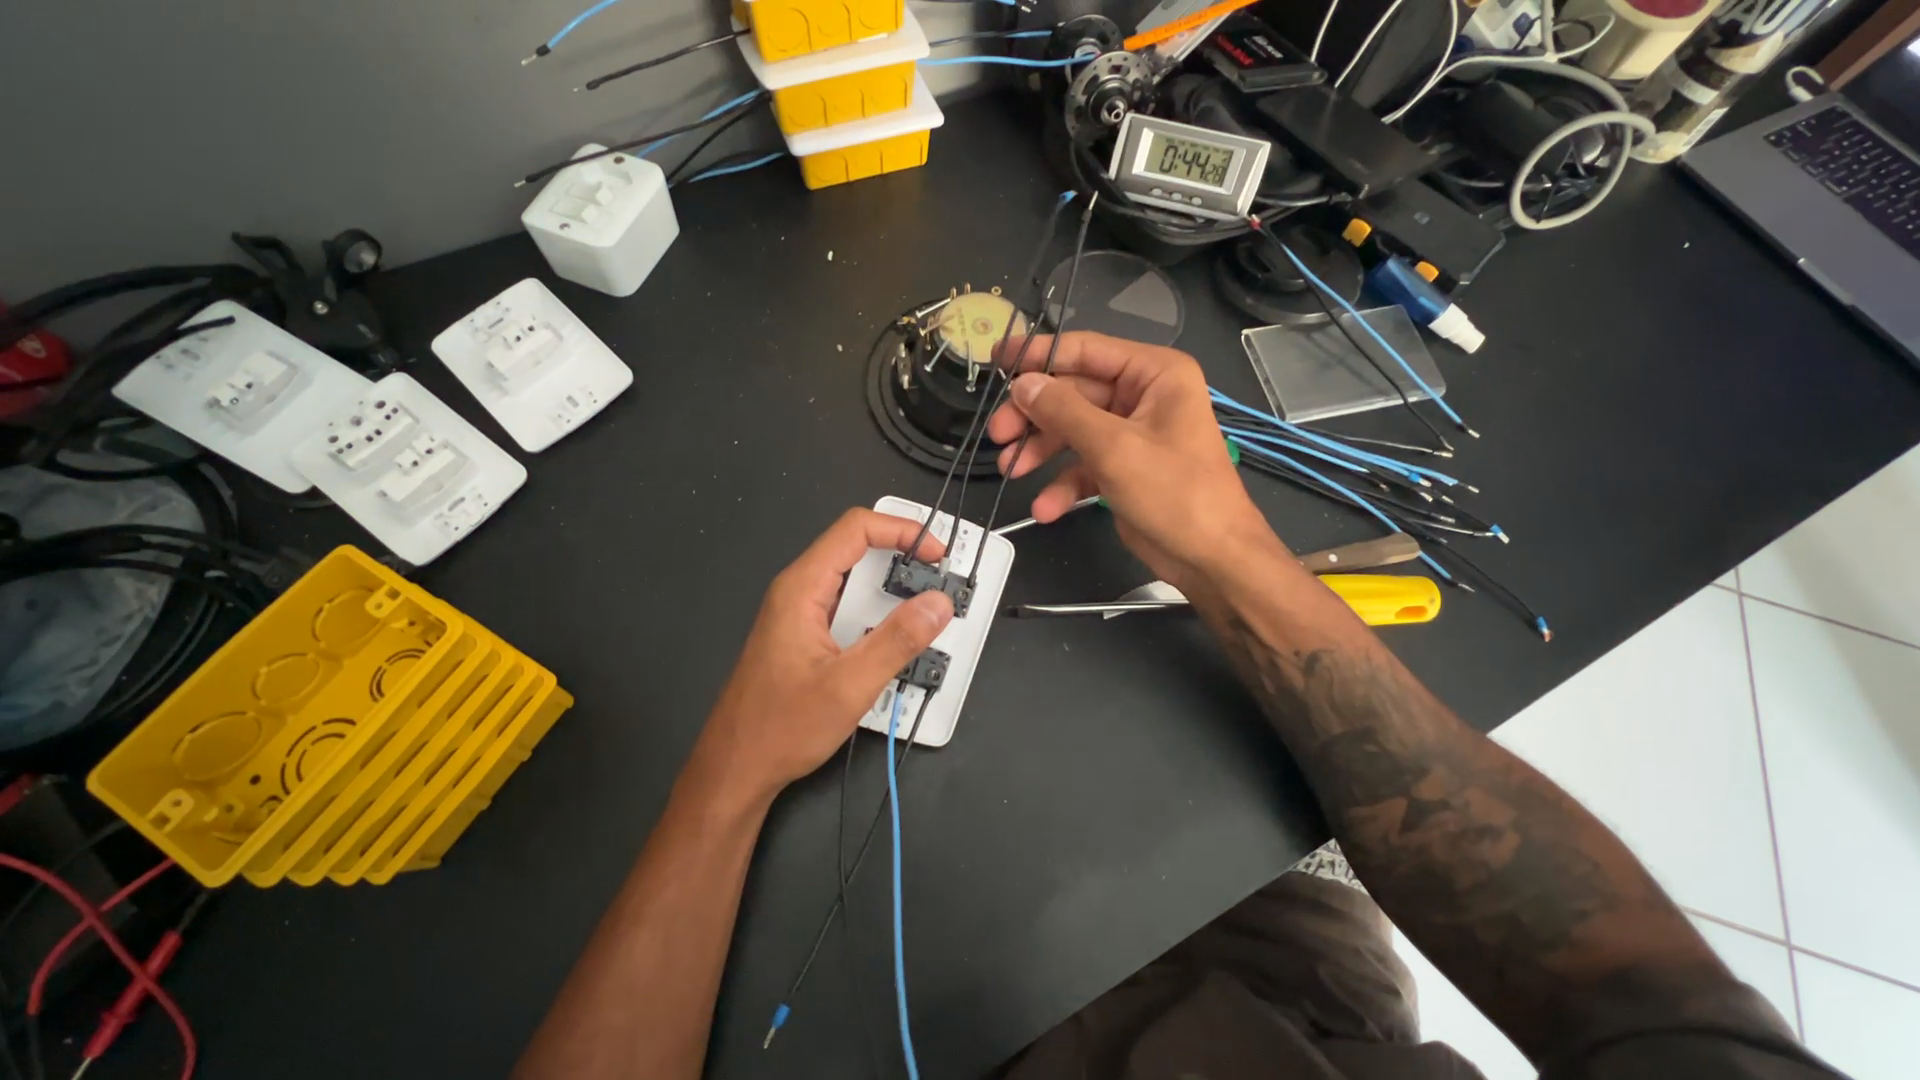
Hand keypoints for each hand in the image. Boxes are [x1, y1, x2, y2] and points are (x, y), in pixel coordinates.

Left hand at [696, 509, 954, 802]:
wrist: (736, 769)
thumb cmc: (781, 728)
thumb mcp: (849, 686)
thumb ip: (897, 640)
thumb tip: (938, 603)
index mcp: (801, 590)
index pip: (855, 529)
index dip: (901, 530)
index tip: (935, 554)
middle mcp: (797, 594)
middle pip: (856, 552)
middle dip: (901, 562)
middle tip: (937, 588)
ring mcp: (798, 617)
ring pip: (853, 586)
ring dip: (890, 596)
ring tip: (921, 621)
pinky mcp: (803, 639)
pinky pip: (846, 613)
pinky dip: (876, 620)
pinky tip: (892, 647)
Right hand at [989, 331, 1278, 590]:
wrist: (1213, 558)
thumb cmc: (1174, 493)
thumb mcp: (1114, 448)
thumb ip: (1063, 411)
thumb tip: (1022, 383)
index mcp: (1155, 374)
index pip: (1086, 350)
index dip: (1038, 354)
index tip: (995, 360)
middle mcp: (1143, 396)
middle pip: (1073, 393)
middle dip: (1034, 416)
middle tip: (999, 434)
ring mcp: (1132, 434)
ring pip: (1072, 430)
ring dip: (1040, 451)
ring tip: (1011, 470)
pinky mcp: (1123, 469)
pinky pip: (1083, 465)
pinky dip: (1062, 485)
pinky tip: (1046, 509)